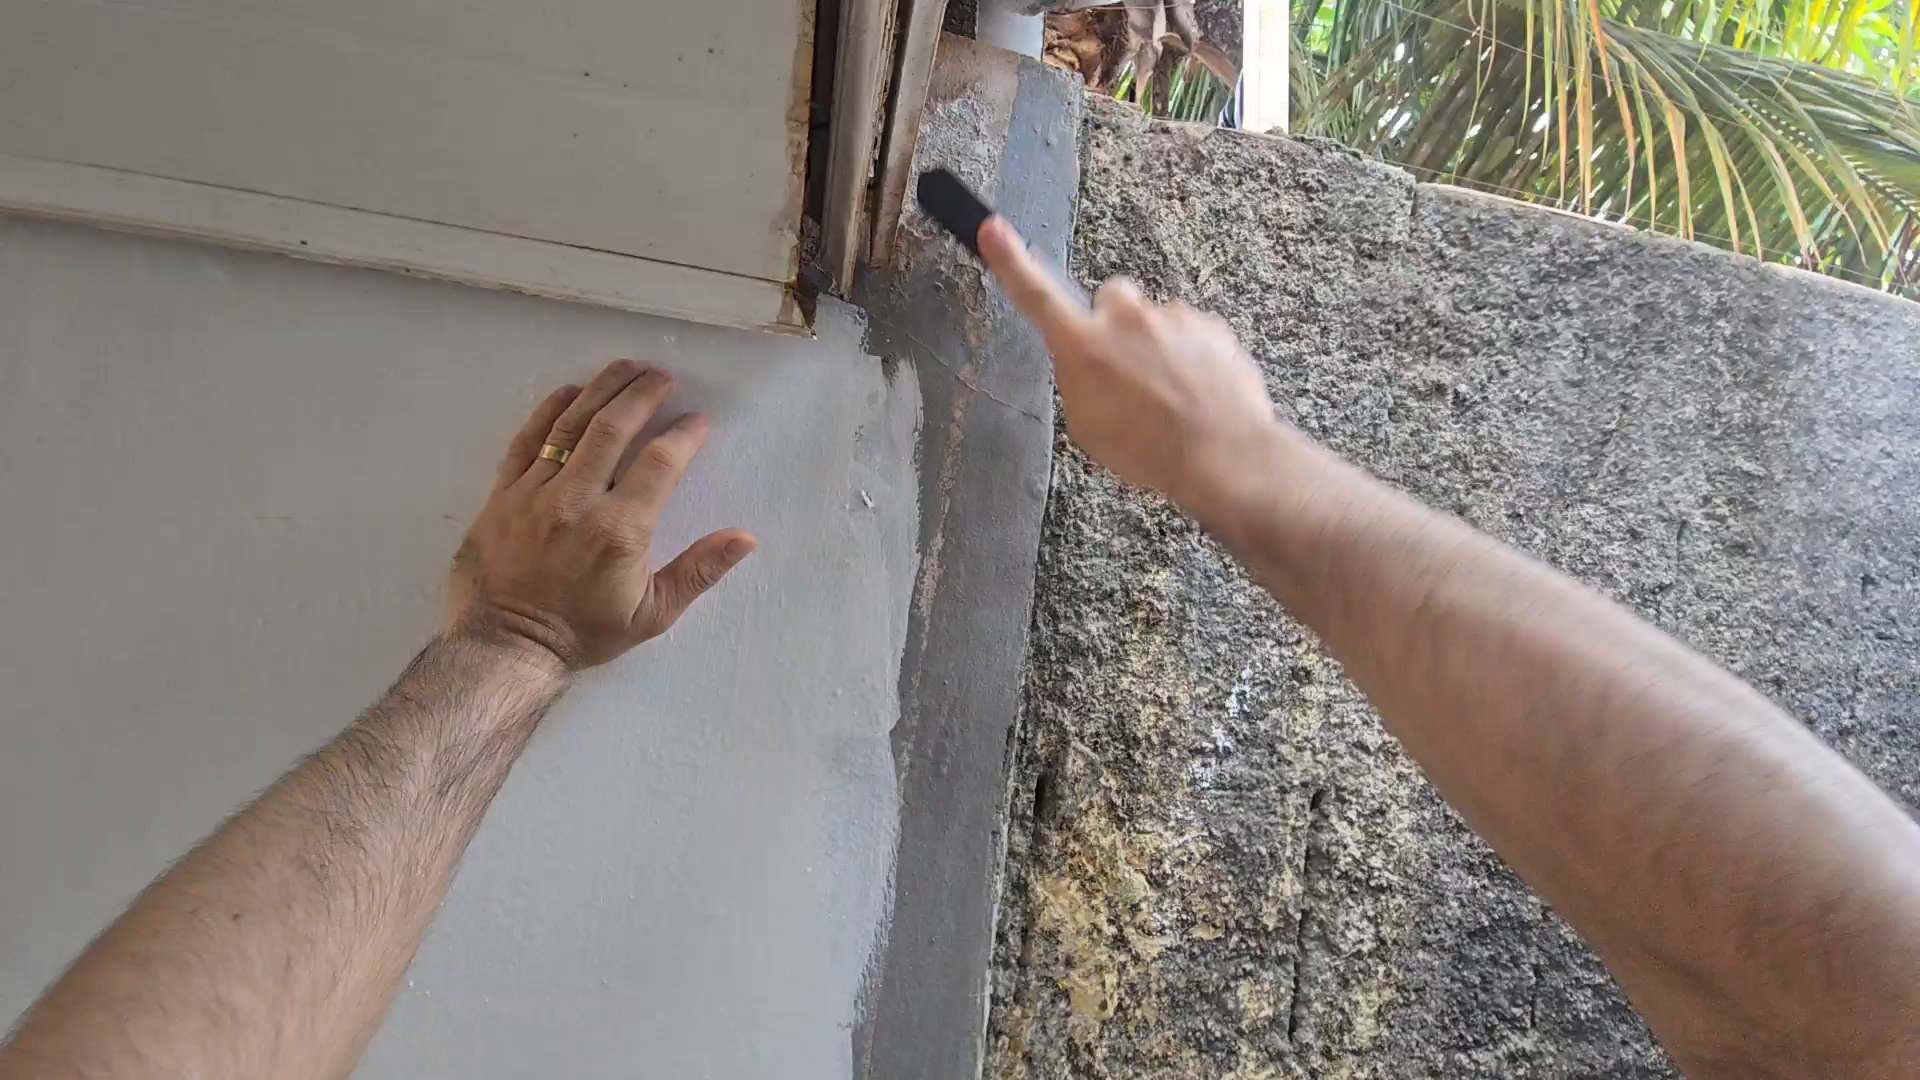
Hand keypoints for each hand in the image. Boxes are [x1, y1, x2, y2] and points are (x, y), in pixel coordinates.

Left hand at [449, 359, 755, 670]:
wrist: (507, 648)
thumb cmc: (588, 632)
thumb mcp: (655, 613)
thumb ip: (700, 571)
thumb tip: (745, 538)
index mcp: (621, 529)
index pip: (659, 464)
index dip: (684, 435)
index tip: (699, 420)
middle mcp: (577, 501)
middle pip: (613, 429)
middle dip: (642, 395)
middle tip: (663, 376)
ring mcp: (534, 493)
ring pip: (570, 426)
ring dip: (601, 390)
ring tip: (625, 367)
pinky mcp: (502, 494)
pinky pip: (525, 440)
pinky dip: (548, 411)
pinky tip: (569, 392)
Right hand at [977, 217, 1283, 514]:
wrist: (1222, 454)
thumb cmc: (1147, 451)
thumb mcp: (1088, 427)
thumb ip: (1080, 381)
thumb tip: (1088, 363)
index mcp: (1084, 348)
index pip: (1038, 297)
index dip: (1012, 263)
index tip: (993, 229)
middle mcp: (1126, 321)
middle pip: (1111, 296)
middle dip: (1115, 322)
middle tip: (1127, 366)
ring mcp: (1172, 318)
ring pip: (1154, 320)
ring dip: (1156, 346)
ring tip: (1170, 395)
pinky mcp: (1210, 325)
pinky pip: (1191, 332)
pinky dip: (1190, 356)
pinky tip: (1195, 392)